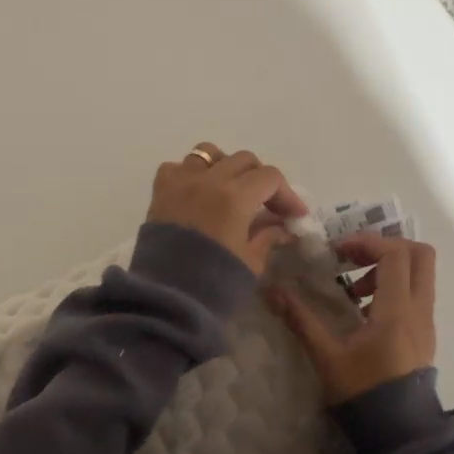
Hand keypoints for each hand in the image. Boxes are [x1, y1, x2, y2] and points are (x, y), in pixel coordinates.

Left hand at [146, 143, 309, 273]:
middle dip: (260, 179)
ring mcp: (181, 182)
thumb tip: (282, 226)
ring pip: (208, 154)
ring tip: (230, 189)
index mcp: (236, 197)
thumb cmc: (215, 284)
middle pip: (243, 160)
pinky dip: (190, 174)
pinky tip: (197, 193)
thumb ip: (268, 236)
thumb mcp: (251, 262)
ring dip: (225, 166)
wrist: (166, 300)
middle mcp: (209, 180)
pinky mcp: (159, 192)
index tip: (294, 216)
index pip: (270, 178)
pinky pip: (176, 167)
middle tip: (266, 204)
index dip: (287, 195)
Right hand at [267, 231, 436, 403]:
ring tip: (353, 290)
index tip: (337, 252)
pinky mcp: (425, 333)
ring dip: (389, 268)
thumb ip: (301, 319)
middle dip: (385, 247)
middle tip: (352, 260)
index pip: (394, 253)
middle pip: (419, 254)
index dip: (366, 242)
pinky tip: (364, 311)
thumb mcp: (327, 356)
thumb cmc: (362, 392)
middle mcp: (419, 309)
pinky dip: (394, 287)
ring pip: (420, 273)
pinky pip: (417, 293)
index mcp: (397, 309)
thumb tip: (271, 291)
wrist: (399, 431)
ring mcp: (426, 321)